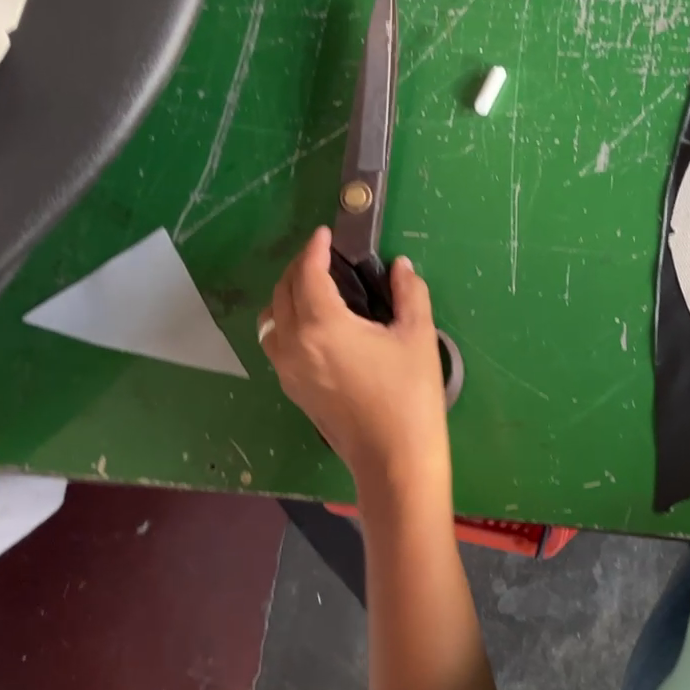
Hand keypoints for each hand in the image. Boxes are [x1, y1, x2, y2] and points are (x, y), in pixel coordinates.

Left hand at [259, 227, 448, 486]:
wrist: (394, 455)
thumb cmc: (410, 392)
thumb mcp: (417, 334)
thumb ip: (408, 293)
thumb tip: (399, 267)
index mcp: (323, 327)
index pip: (306, 275)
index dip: (314, 250)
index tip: (326, 234)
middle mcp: (293, 345)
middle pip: (281, 293)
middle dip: (298, 267)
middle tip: (324, 255)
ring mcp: (287, 370)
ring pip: (272, 320)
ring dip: (288, 295)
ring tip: (317, 287)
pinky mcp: (292, 388)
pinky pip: (277, 342)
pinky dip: (288, 320)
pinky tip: (317, 323)